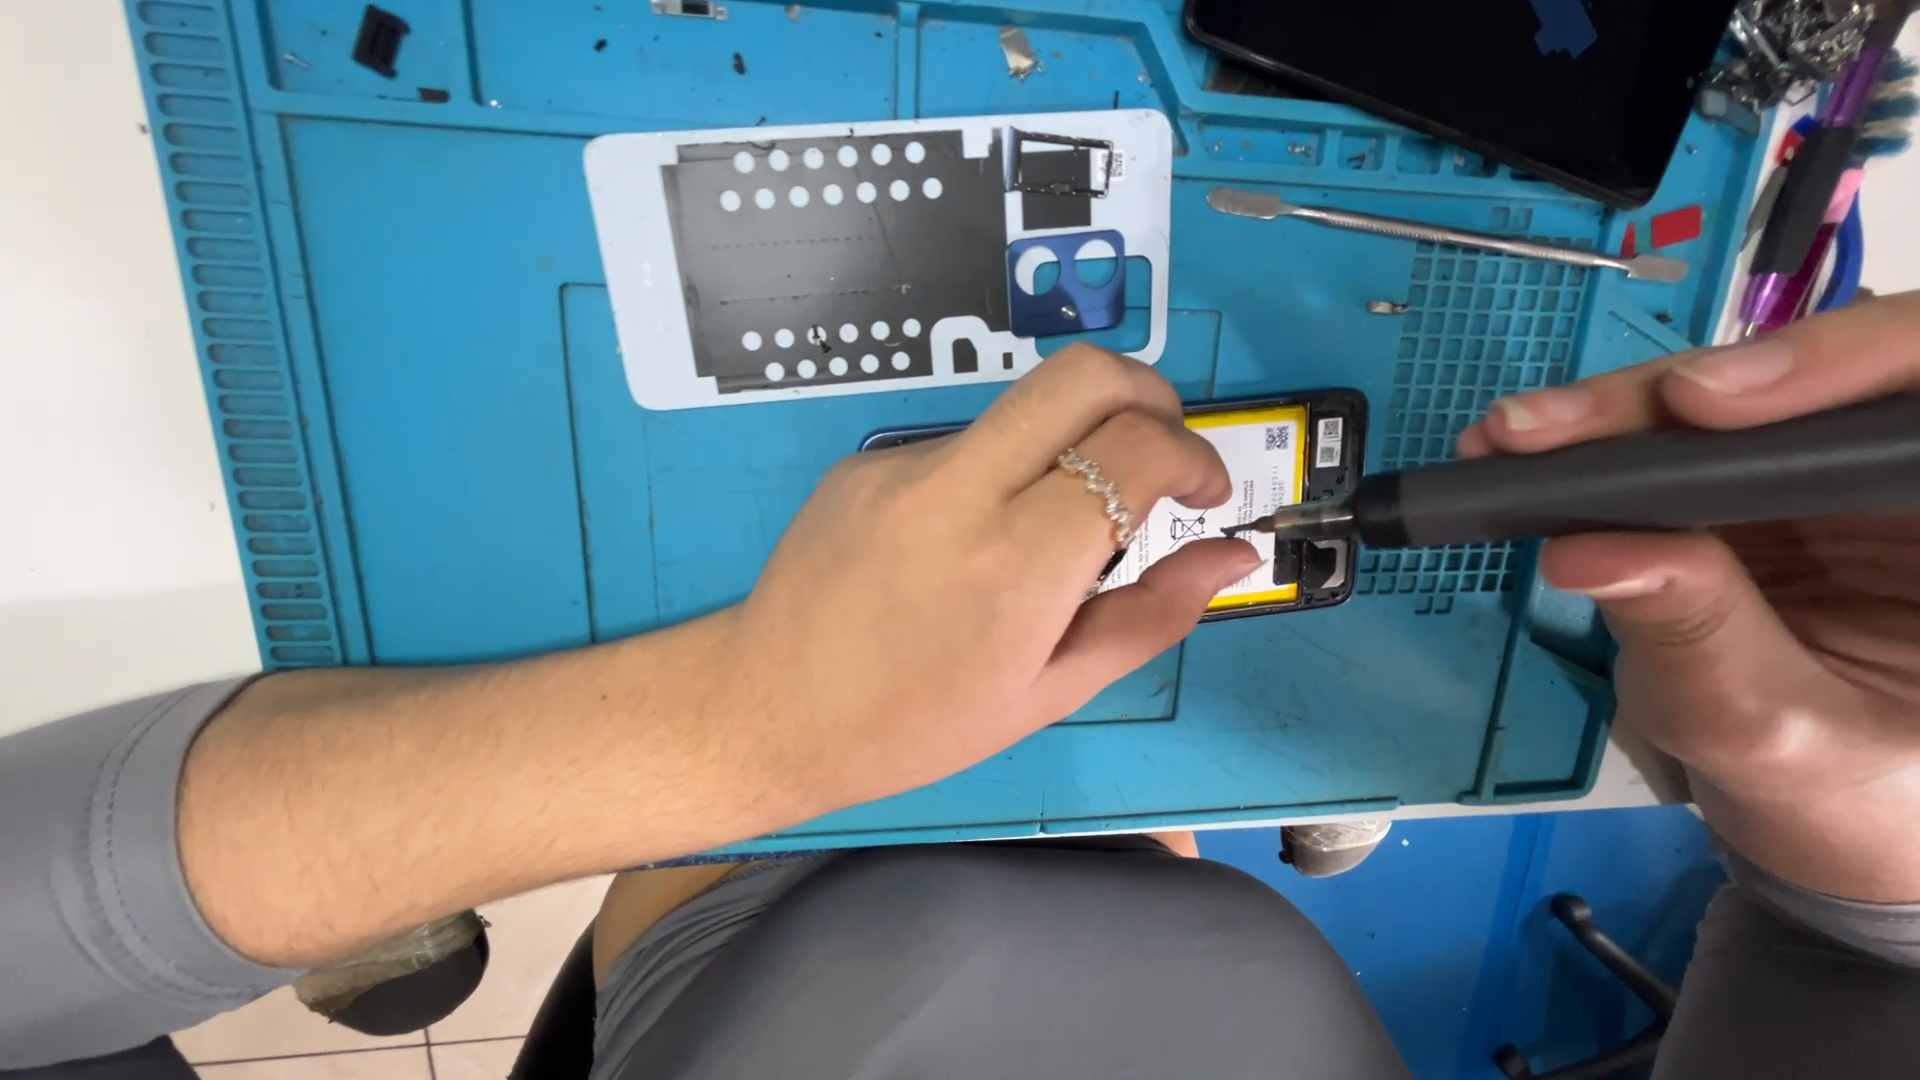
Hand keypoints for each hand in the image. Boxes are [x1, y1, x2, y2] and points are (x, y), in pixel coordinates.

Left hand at [717, 345, 1258, 816]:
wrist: (769, 709)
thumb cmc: (916, 725)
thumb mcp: (1050, 692)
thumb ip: (1152, 615)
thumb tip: (1231, 553)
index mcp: (1017, 565)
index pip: (1135, 446)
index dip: (1194, 455)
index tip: (1204, 493)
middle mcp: (959, 492)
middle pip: (1083, 374)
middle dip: (1150, 394)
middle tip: (1160, 454)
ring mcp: (902, 466)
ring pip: (1022, 410)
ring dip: (1070, 443)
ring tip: (1053, 526)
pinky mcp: (863, 461)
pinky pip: (963, 443)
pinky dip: (1000, 472)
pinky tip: (968, 541)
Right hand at [1458, 292, 1919, 901]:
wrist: (1825, 825)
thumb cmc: (1849, 802)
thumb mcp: (1773, 733)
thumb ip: (1698, 641)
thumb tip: (1584, 550)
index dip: (1837, 366)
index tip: (1701, 403)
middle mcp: (1901, 483)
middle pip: (1807, 387)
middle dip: (1666, 395)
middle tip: (1543, 427)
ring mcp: (1822, 485)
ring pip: (1720, 404)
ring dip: (1606, 415)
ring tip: (1505, 439)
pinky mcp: (1744, 497)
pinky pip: (1662, 447)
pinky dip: (1581, 449)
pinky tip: (1511, 454)